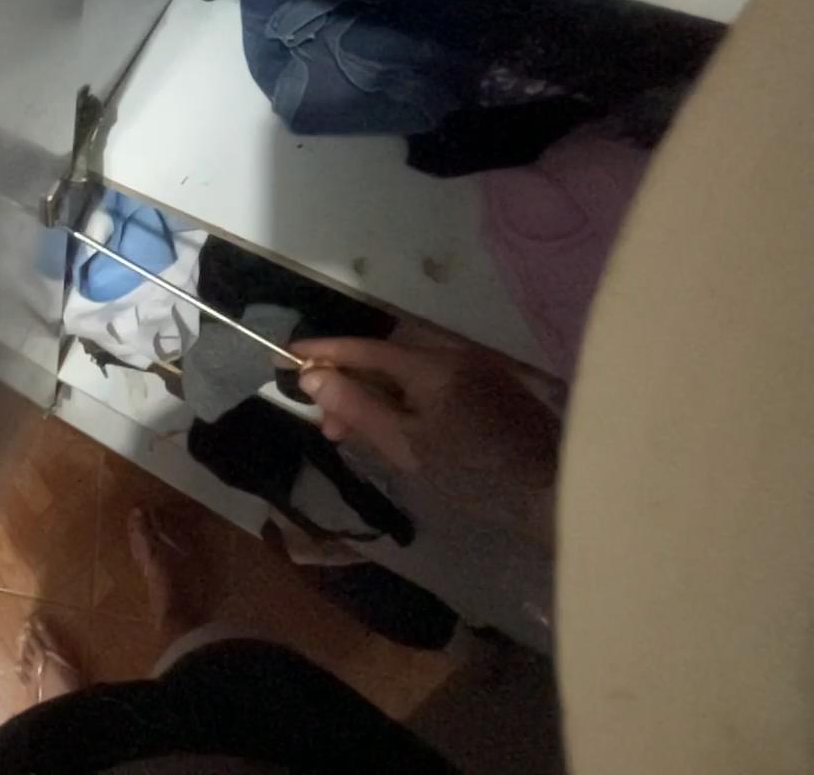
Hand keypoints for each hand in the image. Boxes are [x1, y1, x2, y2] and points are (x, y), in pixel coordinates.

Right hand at [292, 338, 560, 538]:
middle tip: (324, 419)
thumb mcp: (403, 445)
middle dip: (345, 383)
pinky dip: (400, 398)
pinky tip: (391, 426)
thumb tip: (311, 376)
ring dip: (371, 394)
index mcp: (431, 365)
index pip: (360, 348)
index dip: (319, 352)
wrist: (565, 499)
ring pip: (403, 372)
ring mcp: (475, 370)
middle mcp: (452, 355)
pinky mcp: (489, 389)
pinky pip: (427, 382)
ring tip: (352, 429)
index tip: (283, 355)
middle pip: (381, 358)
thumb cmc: (476, 474)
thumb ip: (353, 406)